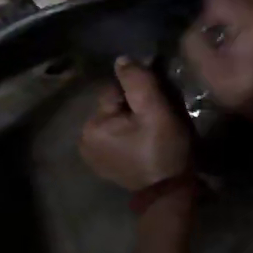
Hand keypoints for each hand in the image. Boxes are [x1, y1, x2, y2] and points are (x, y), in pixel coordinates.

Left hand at [80, 58, 190, 190]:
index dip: (140, 94)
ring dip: (133, 124)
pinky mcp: (104, 167)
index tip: (159, 106)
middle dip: (134, 109)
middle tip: (159, 122)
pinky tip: (146, 147)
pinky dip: (130, 139)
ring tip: (154, 135)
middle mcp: (83, 139)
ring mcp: (92, 156)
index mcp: (92, 125)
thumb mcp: (156, 112)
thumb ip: (138, 82)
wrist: (169, 193)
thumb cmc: (164, 150)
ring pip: (116, 123)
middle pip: (114, 108)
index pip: (115, 91)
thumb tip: (121, 59)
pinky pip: (117, 140)